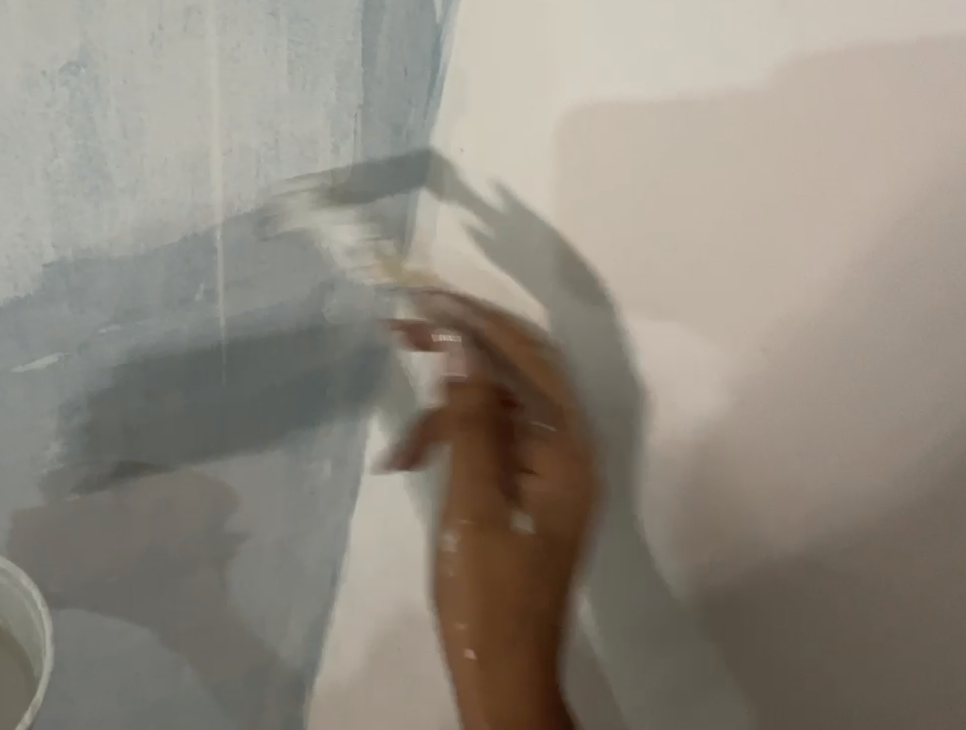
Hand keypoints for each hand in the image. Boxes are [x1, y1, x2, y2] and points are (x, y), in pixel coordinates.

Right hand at [383, 290, 597, 729]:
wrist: (499, 667)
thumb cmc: (487, 590)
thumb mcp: (472, 500)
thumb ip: (470, 418)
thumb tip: (463, 344)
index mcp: (568, 452)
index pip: (529, 359)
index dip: (478, 322)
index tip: (425, 299)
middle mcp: (563, 450)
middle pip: (511, 373)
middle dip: (457, 348)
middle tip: (401, 327)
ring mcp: (541, 467)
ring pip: (487, 407)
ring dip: (439, 413)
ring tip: (397, 446)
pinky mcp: (518, 483)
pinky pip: (480, 438)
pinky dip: (442, 441)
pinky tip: (405, 462)